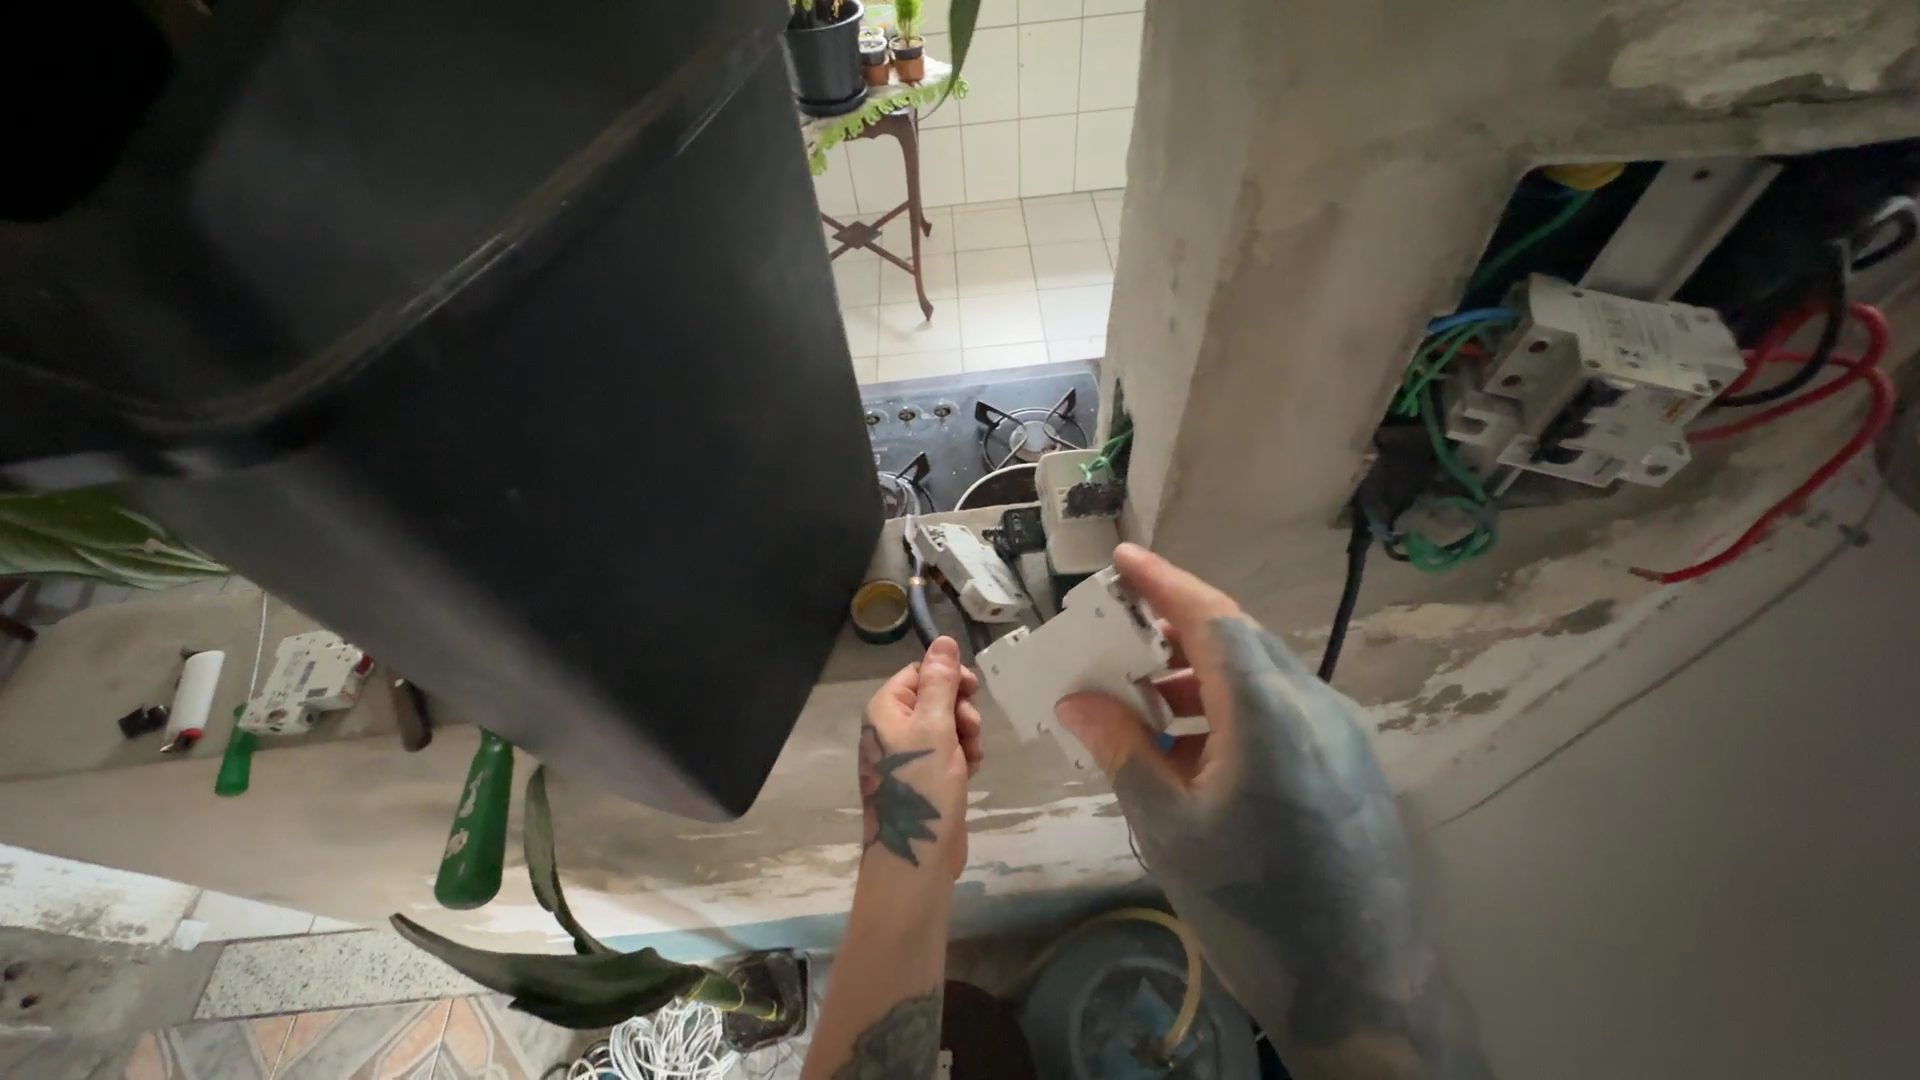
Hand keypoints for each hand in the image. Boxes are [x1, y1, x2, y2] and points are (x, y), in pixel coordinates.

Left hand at [860, 636, 983, 880]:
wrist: (915, 858)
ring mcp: (907, 756)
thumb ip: (941, 681)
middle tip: (971, 730)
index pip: (919, 672)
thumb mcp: (935, 727)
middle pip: (935, 698)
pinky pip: (948, 752)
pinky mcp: (924, 779)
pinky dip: (963, 757)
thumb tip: (943, 639)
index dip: (949, 677)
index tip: (973, 690)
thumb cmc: (922, 788)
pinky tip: (970, 772)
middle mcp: (891, 728)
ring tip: (971, 757)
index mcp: (885, 710)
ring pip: (947, 726)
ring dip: (967, 735)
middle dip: (961, 711)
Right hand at [1054, 544, 1489, 1077]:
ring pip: (1259, 675)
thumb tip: (1077, 702)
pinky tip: (1191, 747)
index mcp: (1268, 713)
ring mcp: (1339, 735)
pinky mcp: (1348, 764)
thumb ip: (1122, 751)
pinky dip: (1228, 709)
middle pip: (1237, 640)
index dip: (1163, 583)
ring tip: (1144, 697)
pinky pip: (1279, 711)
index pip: (1212, 618)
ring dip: (1198, 674)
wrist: (1362, 993)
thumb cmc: (1251, 906)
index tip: (1122, 559)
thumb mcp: (1169, 828)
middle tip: (1120, 629)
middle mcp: (1313, 707)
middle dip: (1174, 626)